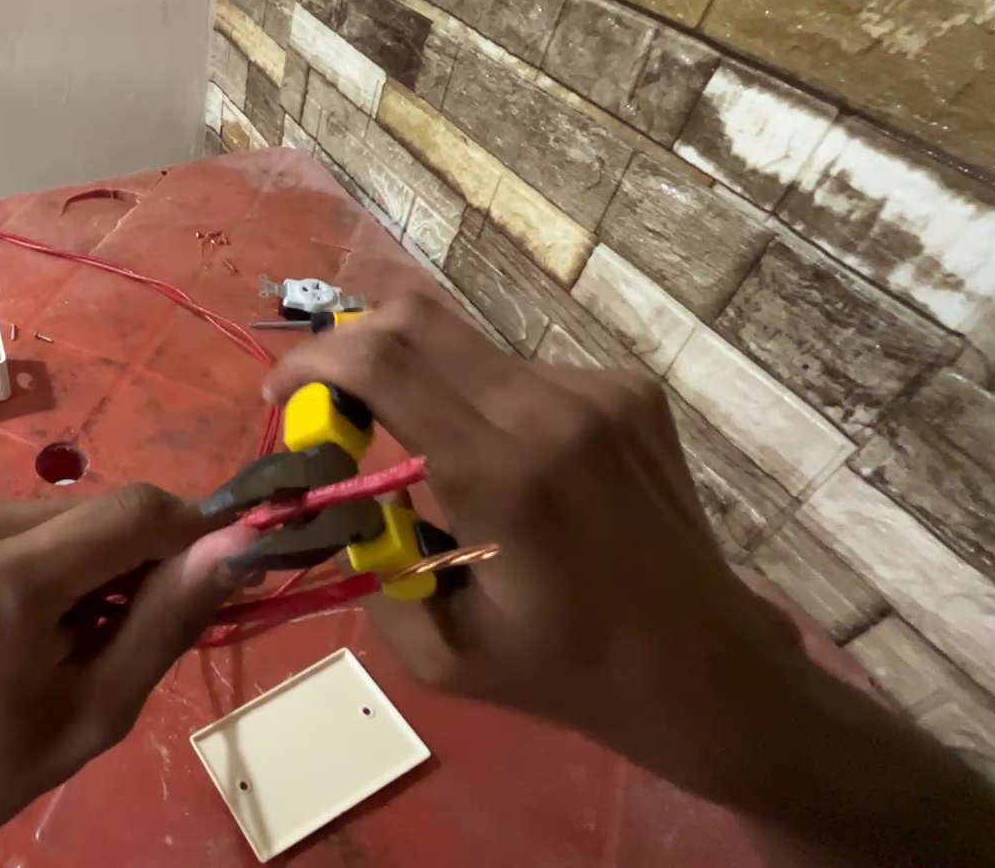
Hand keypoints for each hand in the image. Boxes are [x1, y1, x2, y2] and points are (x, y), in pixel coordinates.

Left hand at [0, 486, 254, 867]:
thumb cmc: (10, 755)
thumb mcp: (104, 705)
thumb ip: (169, 616)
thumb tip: (237, 543)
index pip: (127, 514)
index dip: (190, 527)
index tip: (228, 556)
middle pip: (98, 509)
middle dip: (142, 551)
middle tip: (146, 612)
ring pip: (70, 508)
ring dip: (100, 551)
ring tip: (86, 616)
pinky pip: (34, 513)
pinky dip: (61, 548)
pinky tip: (45, 599)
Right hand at [262, 289, 994, 866]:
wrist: (715, 675)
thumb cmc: (563, 670)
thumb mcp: (434, 649)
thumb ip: (364, 559)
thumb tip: (332, 490)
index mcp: (501, 473)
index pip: (380, 362)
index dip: (309, 363)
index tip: (279, 395)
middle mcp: (550, 408)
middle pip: (411, 318)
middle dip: (343, 346)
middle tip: (327, 399)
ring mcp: (596, 389)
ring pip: (456, 342)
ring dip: (409, 377)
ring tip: (418, 445)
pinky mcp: (622, 387)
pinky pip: (507, 367)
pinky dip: (469, 396)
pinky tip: (495, 456)